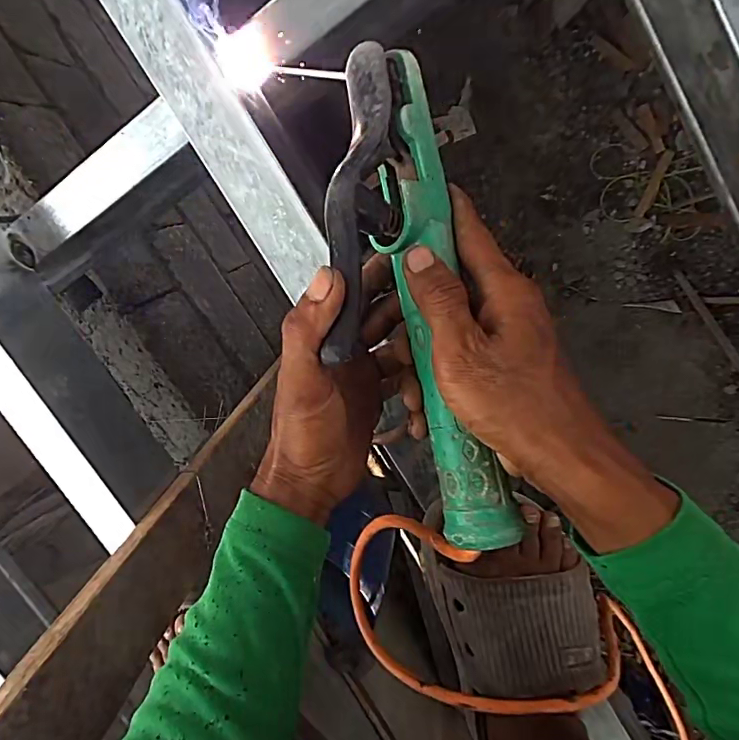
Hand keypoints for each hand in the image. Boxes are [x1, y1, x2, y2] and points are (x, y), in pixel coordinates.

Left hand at [251, 259, 422, 523]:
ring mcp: (360, 370)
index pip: (350, 291)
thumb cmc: (301, 434)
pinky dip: (415, 379)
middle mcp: (341, 348)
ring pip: (397, 342)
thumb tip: (327, 276)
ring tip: (433, 351)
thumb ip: (308, 328)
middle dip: (407, 306)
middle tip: (437, 300)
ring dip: (416, 346)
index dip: (376, 272)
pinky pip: (403, 374)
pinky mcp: (375, 393)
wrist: (312, 482)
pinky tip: (423, 389)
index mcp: (321, 337)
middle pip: (380, 312)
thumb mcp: (302, 378)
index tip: (408, 257)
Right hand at [400, 188, 676, 550]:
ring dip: (415, 349)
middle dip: (405, 304)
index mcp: (503, 291)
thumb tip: (419, 255)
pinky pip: (454, 349)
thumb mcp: (461, 351)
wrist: (558, 457)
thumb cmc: (518, 408)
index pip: (468, 229)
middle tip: (377, 324)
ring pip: (443, 319)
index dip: (439, 206)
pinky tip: (423, 402)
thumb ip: (438, 299)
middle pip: (444, 279)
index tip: (417, 186)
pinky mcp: (496, 358)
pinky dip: (433, 370)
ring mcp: (500, 332)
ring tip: (405, 384)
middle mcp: (504, 304)